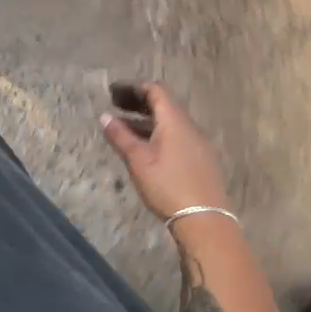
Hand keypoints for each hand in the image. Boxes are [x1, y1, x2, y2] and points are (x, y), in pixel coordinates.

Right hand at [100, 82, 231, 220]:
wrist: (206, 223)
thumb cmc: (168, 185)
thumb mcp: (138, 160)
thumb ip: (120, 136)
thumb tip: (104, 117)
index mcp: (175, 121)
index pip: (156, 91)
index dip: (134, 88)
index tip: (114, 93)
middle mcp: (190, 128)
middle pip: (164, 106)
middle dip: (138, 104)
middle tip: (116, 108)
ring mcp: (199, 146)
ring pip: (170, 124)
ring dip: (147, 122)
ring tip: (125, 131)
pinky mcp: (203, 163)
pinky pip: (178, 139)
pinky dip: (159, 136)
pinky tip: (147, 150)